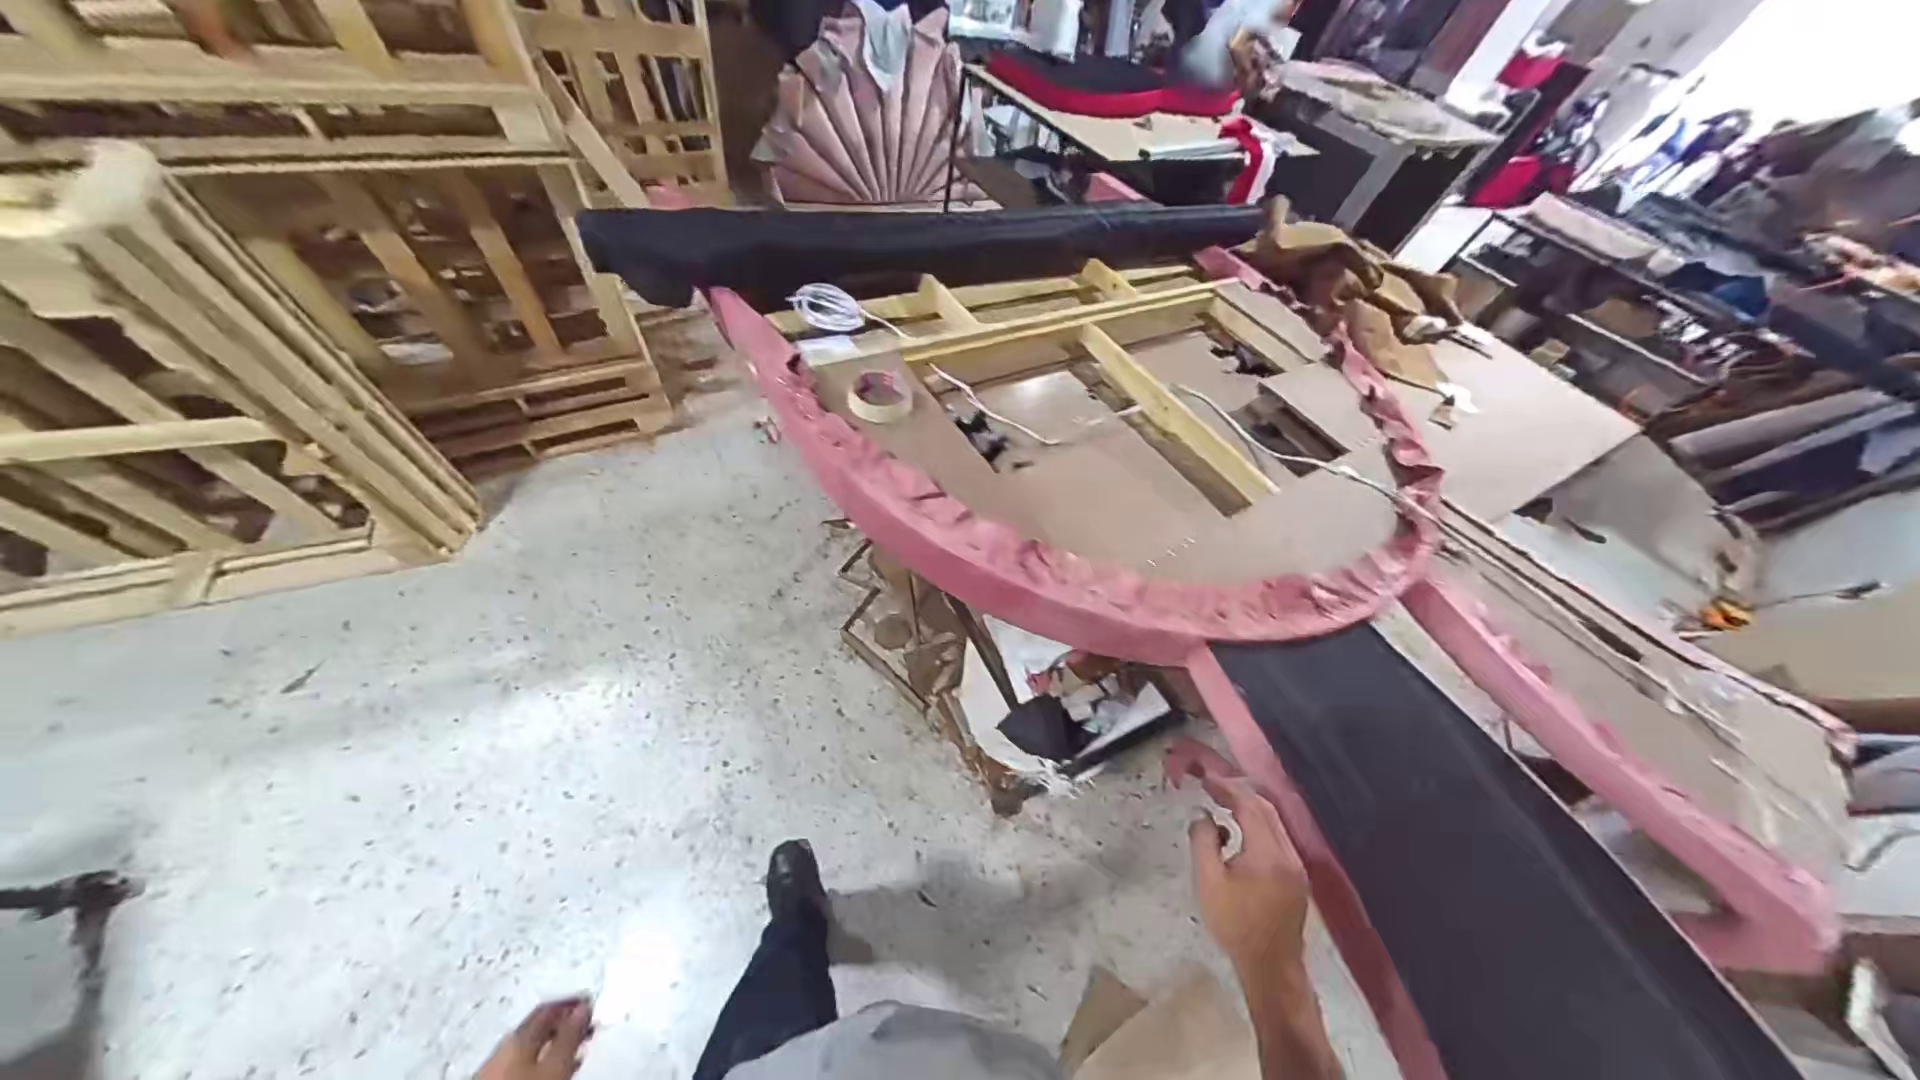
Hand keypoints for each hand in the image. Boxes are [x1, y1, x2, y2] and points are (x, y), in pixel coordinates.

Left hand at [477, 997, 593, 1079]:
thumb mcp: (556, 1067)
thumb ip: (570, 1035)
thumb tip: (583, 1008)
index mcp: (516, 1039)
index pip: (547, 1008)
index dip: (571, 1003)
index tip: (592, 1003)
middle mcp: (501, 1052)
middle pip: (536, 1028)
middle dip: (563, 1024)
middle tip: (588, 1026)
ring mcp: (492, 1074)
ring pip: (529, 1049)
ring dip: (554, 1045)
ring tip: (577, 1050)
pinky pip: (521, 1068)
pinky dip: (542, 1063)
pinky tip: (554, 1074)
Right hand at [1167, 740, 1310, 974]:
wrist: (1271, 968)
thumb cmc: (1235, 925)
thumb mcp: (1208, 882)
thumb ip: (1203, 841)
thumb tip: (1202, 814)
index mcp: (1268, 854)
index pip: (1249, 806)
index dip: (1226, 788)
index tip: (1204, 779)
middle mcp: (1289, 855)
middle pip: (1266, 810)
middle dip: (1238, 793)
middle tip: (1211, 786)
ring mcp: (1297, 866)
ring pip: (1274, 822)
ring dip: (1248, 808)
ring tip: (1221, 803)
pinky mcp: (1297, 876)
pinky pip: (1277, 837)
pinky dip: (1257, 825)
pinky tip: (1237, 832)